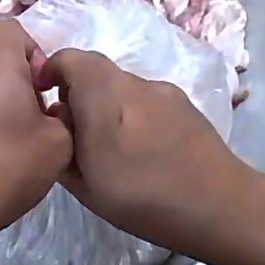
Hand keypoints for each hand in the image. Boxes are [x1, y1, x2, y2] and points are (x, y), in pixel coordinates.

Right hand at [37, 48, 264, 259]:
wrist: (219, 205)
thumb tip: (61, 124)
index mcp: (104, 98)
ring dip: (108, 107)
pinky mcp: (186, 104)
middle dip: (79, 94)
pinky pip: (147, 100)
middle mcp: (134, 84)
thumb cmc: (144, 200)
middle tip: (77, 135)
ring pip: (123, 88)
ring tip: (113, 149)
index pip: (70, 59)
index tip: (46, 98)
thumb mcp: (87, 186)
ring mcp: (164, 91)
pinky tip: (144, 151)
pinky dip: (134, 115)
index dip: (52, 71)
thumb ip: (64, 148)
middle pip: (97, 73)